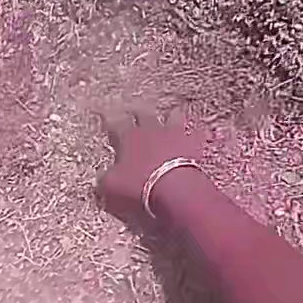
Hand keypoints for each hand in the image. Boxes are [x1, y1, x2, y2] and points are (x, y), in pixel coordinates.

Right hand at [97, 106, 204, 221]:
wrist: (175, 191)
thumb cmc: (138, 187)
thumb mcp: (111, 187)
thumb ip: (105, 179)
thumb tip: (100, 179)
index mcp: (128, 137)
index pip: (115, 122)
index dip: (109, 118)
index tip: (105, 115)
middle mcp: (151, 130)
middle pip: (143, 114)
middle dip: (138, 113)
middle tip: (135, 111)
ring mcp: (175, 135)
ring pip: (173, 117)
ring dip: (170, 117)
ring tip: (171, 115)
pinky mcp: (195, 145)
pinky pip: (199, 133)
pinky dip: (199, 133)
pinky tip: (203, 133)